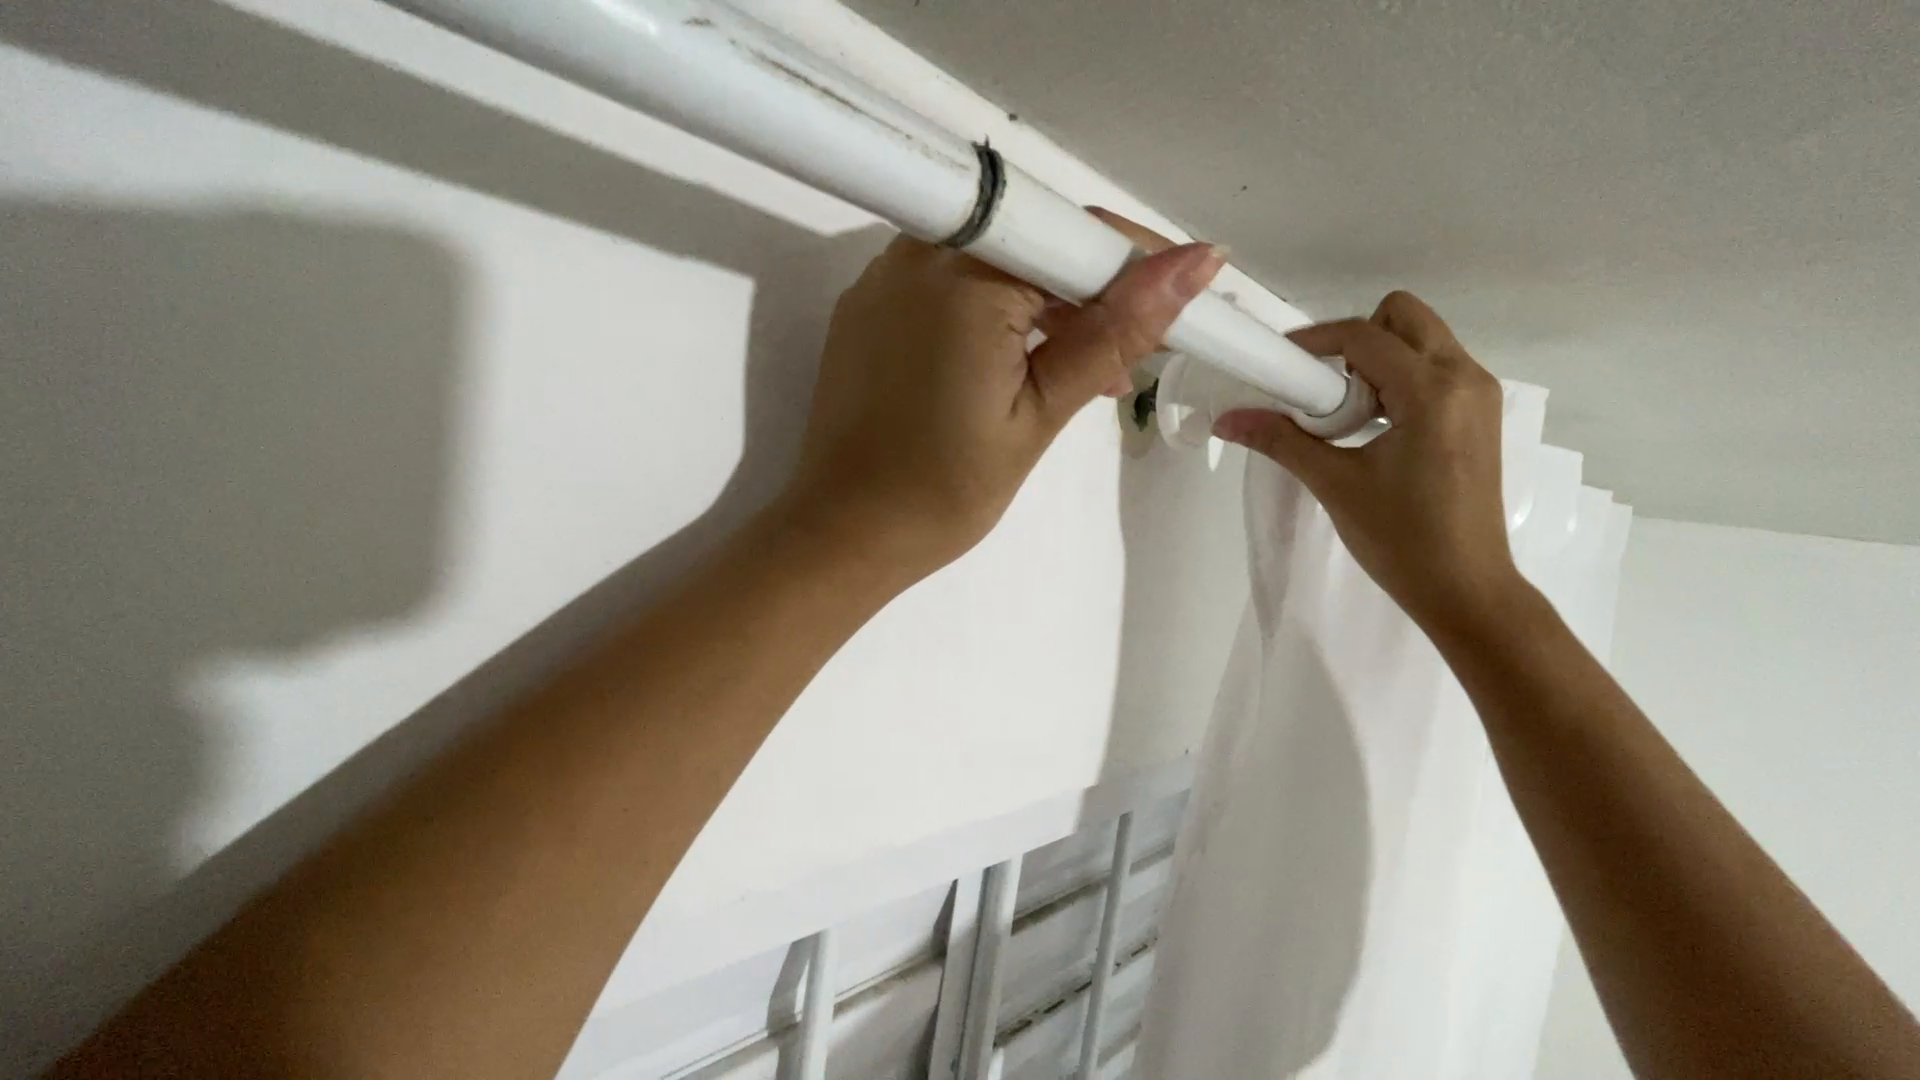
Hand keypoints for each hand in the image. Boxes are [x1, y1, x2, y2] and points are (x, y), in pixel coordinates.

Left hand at [778, 227, 1225, 577]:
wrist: (844, 534)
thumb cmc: (944, 489)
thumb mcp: (1040, 414)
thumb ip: (1115, 332)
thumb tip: (1196, 264)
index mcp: (963, 274)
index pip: (1073, 230)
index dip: (1134, 262)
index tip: (1179, 304)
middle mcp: (915, 254)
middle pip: (1030, 240)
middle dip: (1088, 291)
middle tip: (1129, 361)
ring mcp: (883, 279)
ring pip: (991, 261)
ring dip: (1043, 306)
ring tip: (1085, 377)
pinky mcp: (868, 309)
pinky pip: (948, 286)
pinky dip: (992, 314)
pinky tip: (1019, 368)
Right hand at [1211, 292, 1524, 628]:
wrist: (1465, 587)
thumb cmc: (1400, 538)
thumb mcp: (1334, 484)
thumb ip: (1280, 440)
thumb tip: (1225, 419)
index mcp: (1431, 391)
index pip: (1364, 336)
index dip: (1313, 341)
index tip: (1278, 363)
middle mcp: (1465, 377)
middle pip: (1404, 316)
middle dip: (1355, 340)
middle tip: (1326, 389)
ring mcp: (1479, 394)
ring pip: (1422, 339)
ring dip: (1378, 359)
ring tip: (1349, 414)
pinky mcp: (1480, 414)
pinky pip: (1435, 368)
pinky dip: (1399, 378)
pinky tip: (1377, 427)